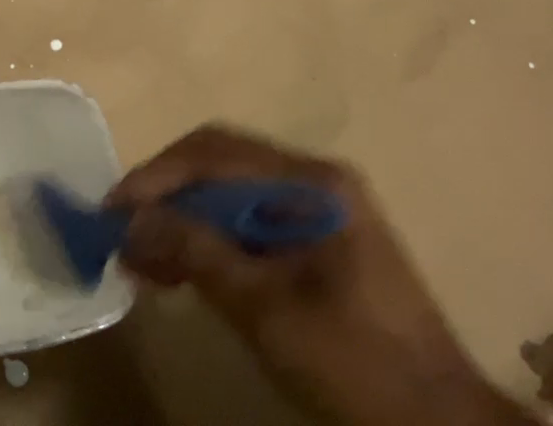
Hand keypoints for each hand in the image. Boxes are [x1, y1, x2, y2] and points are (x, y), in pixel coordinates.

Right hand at [107, 125, 534, 425]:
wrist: (440, 423)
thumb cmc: (354, 360)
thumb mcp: (264, 307)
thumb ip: (195, 251)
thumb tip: (130, 218)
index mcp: (312, 183)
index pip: (214, 153)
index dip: (155, 177)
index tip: (113, 212)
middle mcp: (313, 181)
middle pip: (218, 166)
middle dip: (164, 198)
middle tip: (121, 236)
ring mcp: (317, 209)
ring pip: (227, 195)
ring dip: (180, 222)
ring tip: (140, 261)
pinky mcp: (315, 241)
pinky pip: (246, 223)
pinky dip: (206, 242)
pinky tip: (177, 272)